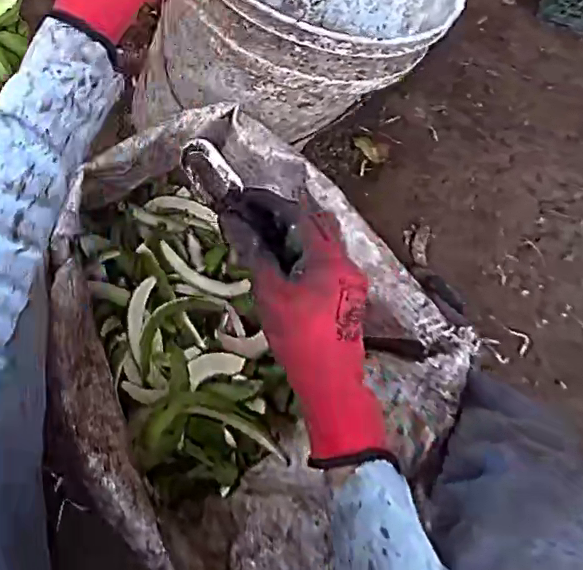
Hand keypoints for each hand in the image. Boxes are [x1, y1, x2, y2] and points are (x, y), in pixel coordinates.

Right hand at [222, 187, 391, 468]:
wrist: (332, 384)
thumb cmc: (299, 336)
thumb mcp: (270, 291)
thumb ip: (255, 252)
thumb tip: (234, 221)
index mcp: (330, 260)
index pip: (298, 216)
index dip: (267, 203)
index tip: (242, 197)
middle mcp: (345, 265)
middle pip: (316, 223)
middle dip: (282, 214)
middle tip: (251, 212)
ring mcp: (349, 280)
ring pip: (320, 241)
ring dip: (291, 232)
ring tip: (258, 233)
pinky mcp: (344, 294)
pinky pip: (321, 259)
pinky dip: (298, 250)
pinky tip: (276, 257)